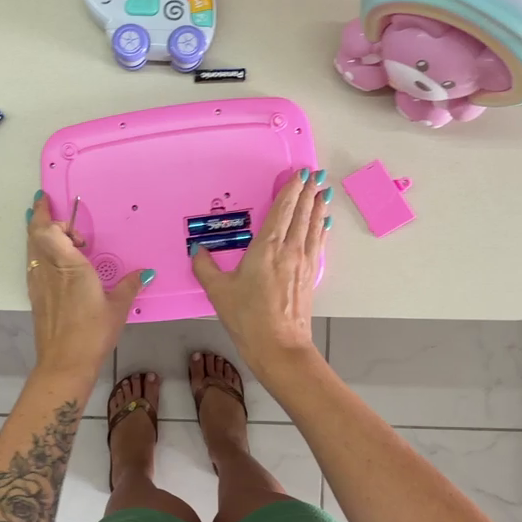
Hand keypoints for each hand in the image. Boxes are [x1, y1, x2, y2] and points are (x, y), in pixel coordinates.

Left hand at [26, 190, 149, 378]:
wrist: (64, 363)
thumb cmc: (92, 333)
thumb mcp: (117, 308)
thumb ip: (129, 286)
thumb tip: (144, 273)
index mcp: (70, 267)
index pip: (51, 231)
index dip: (56, 221)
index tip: (73, 225)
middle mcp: (49, 270)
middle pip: (36, 235)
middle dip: (39, 216)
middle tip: (42, 202)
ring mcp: (39, 284)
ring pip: (31, 249)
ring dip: (36, 233)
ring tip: (42, 223)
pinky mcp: (36, 297)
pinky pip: (33, 265)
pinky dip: (37, 253)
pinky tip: (48, 259)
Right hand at [191, 168, 328, 377]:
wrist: (279, 347)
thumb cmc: (248, 319)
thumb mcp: (219, 292)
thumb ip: (205, 267)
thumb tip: (196, 251)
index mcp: (266, 248)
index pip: (282, 211)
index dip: (290, 190)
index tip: (299, 173)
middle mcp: (289, 250)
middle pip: (301, 214)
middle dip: (308, 192)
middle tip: (316, 174)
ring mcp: (303, 263)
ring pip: (313, 226)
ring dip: (318, 207)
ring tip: (324, 191)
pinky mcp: (309, 277)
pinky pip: (317, 243)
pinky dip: (321, 229)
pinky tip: (325, 223)